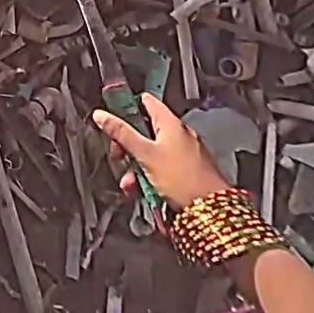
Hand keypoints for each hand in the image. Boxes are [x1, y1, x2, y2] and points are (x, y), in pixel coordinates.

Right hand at [93, 93, 230, 209]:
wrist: (213, 211)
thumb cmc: (182, 178)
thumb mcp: (145, 154)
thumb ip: (121, 133)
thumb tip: (100, 114)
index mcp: (170, 122)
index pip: (145, 102)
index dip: (126, 107)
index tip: (113, 120)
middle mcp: (178, 134)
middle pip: (143, 129)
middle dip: (127, 145)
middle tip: (119, 157)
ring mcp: (183, 152)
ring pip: (150, 151)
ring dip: (135, 166)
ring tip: (131, 183)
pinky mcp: (186, 171)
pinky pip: (161, 167)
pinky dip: (149, 176)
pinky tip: (142, 191)